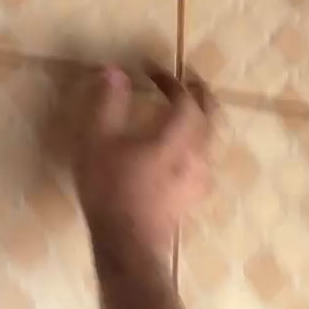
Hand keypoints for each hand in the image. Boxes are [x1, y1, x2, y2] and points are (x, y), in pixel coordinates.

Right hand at [75, 65, 214, 258]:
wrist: (127, 240)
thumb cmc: (109, 185)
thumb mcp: (97, 138)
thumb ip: (107, 102)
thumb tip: (113, 70)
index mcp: (176, 140)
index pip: (185, 101)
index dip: (171, 80)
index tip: (149, 68)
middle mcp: (197, 157)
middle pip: (211, 120)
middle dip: (201, 96)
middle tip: (187, 79)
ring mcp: (199, 179)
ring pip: (211, 140)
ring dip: (200, 117)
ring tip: (182, 107)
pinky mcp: (193, 194)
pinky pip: (204, 156)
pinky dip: (196, 137)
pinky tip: (179, 144)